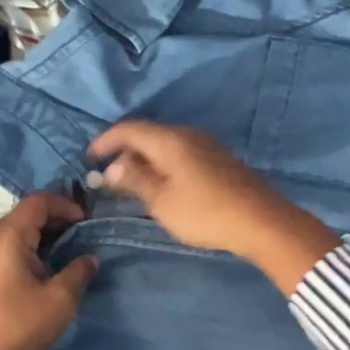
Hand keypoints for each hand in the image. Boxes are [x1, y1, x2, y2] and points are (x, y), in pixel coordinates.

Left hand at [0, 192, 97, 349]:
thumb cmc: (20, 328)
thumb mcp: (61, 299)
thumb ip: (79, 270)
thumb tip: (90, 257)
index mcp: (5, 236)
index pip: (38, 201)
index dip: (65, 204)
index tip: (85, 221)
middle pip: (23, 213)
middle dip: (54, 219)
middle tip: (78, 235)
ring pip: (10, 229)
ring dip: (37, 234)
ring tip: (60, 250)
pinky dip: (21, 246)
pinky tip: (35, 265)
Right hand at [90, 120, 338, 291]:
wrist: (261, 221)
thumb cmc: (205, 212)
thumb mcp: (162, 202)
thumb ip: (136, 180)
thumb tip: (113, 166)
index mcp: (170, 140)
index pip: (129, 129)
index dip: (106, 141)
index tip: (89, 158)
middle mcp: (188, 134)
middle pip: (148, 134)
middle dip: (124, 152)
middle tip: (108, 176)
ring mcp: (206, 145)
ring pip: (165, 144)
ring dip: (144, 159)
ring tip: (131, 183)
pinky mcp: (218, 159)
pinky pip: (180, 153)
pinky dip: (163, 164)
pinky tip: (161, 185)